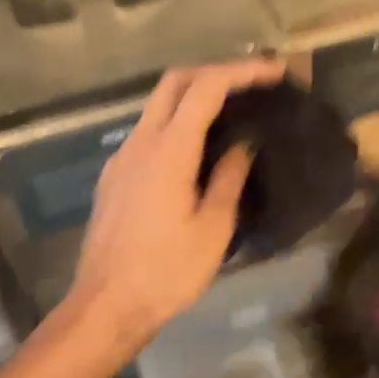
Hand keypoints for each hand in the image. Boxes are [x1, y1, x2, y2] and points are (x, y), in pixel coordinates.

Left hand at [67, 59, 283, 348]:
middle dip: (214, 71)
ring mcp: (122, 157)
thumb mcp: (213, 228)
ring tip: (232, 111)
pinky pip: (148, 132)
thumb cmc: (166, 272)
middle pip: (174, 82)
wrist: (105, 306)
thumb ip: (228, 177)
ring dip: (194, 96)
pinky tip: (198, 147)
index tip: (273, 72)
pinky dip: (177, 122)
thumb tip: (243, 144)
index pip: (206, 87)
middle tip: (251, 83)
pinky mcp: (115, 176)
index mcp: (168, 150)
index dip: (242, 72)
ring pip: (157, 105)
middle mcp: (140, 142)